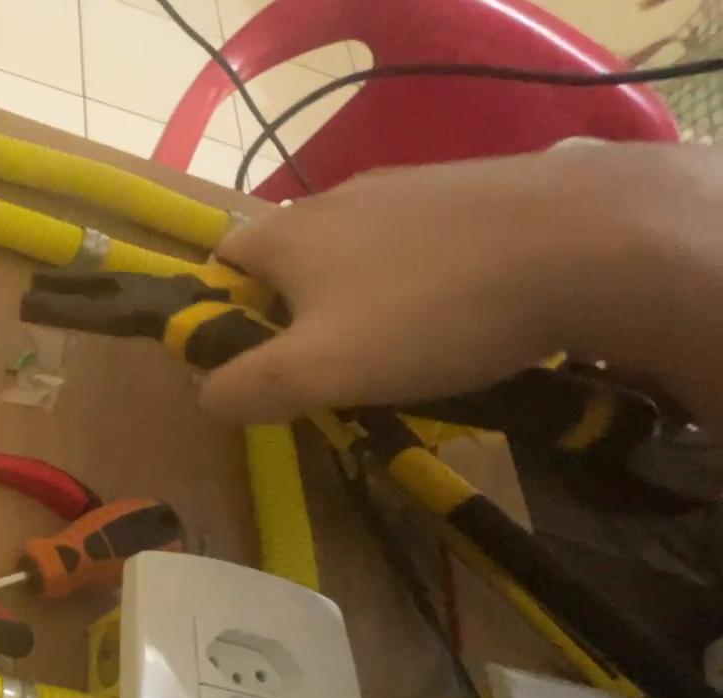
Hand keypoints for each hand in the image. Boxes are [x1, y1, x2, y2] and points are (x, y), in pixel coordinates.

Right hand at [198, 144, 722, 423]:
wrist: (605, 241)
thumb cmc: (428, 312)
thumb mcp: (310, 373)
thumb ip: (238, 389)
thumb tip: (206, 396)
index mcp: (286, 234)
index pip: (218, 263)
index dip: (220, 312)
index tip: (253, 356)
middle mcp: (338, 197)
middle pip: (286, 262)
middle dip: (291, 312)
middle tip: (326, 363)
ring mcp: (411, 186)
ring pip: (354, 252)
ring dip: (357, 298)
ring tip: (400, 343)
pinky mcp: (476, 188)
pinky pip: (418, 242)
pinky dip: (418, 277)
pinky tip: (458, 309)